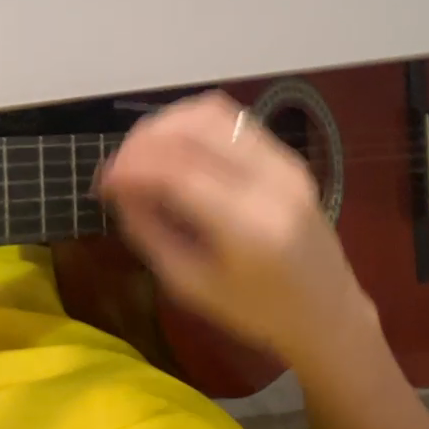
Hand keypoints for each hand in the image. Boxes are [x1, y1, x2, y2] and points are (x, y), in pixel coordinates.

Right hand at [97, 92, 377, 366]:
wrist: (327, 314)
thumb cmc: (254, 311)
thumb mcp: (188, 282)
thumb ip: (148, 229)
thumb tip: (116, 185)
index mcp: (249, 227)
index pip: (176, 172)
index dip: (130, 168)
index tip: (101, 182)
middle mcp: (271, 183)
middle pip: (192, 131)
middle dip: (141, 141)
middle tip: (117, 166)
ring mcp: (284, 163)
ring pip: (210, 113)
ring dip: (164, 125)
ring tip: (140, 151)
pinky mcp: (286, 156)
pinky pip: (229, 118)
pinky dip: (190, 123)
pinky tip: (171, 145)